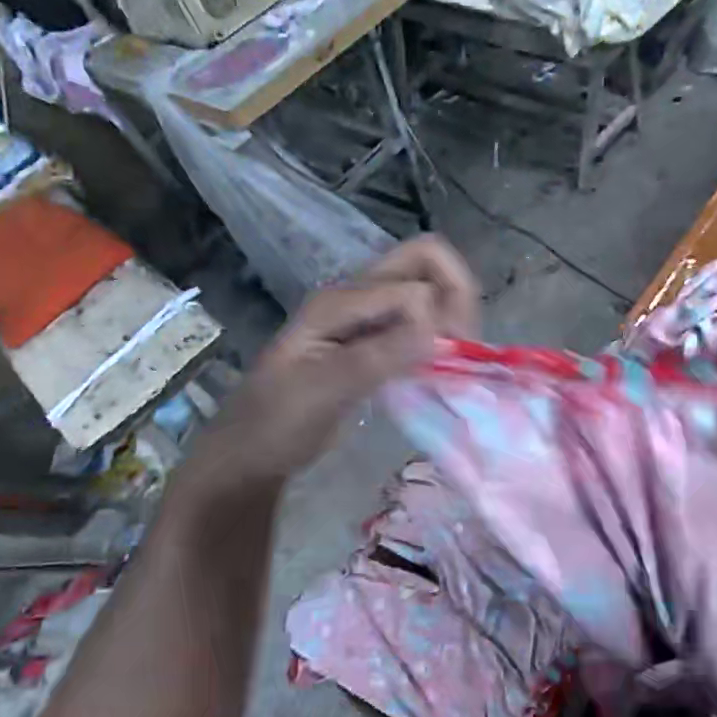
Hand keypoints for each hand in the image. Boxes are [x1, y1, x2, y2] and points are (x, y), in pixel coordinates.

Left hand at [170, 237, 479, 507]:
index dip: (443, 313)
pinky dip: (439, 338)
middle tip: (464, 342)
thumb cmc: (278, 421)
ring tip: (455, 359)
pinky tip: (441, 369)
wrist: (252, 453)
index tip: (450, 358)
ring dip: (450, 315)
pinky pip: (418, 325)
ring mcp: (366, 320)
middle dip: (455, 292)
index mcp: (340, 302)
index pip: (414, 284)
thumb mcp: (326, 389)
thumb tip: (436, 324)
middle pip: (423, 263)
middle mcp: (356, 299)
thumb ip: (380, 354)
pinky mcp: (374, 345)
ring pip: (425, 292)